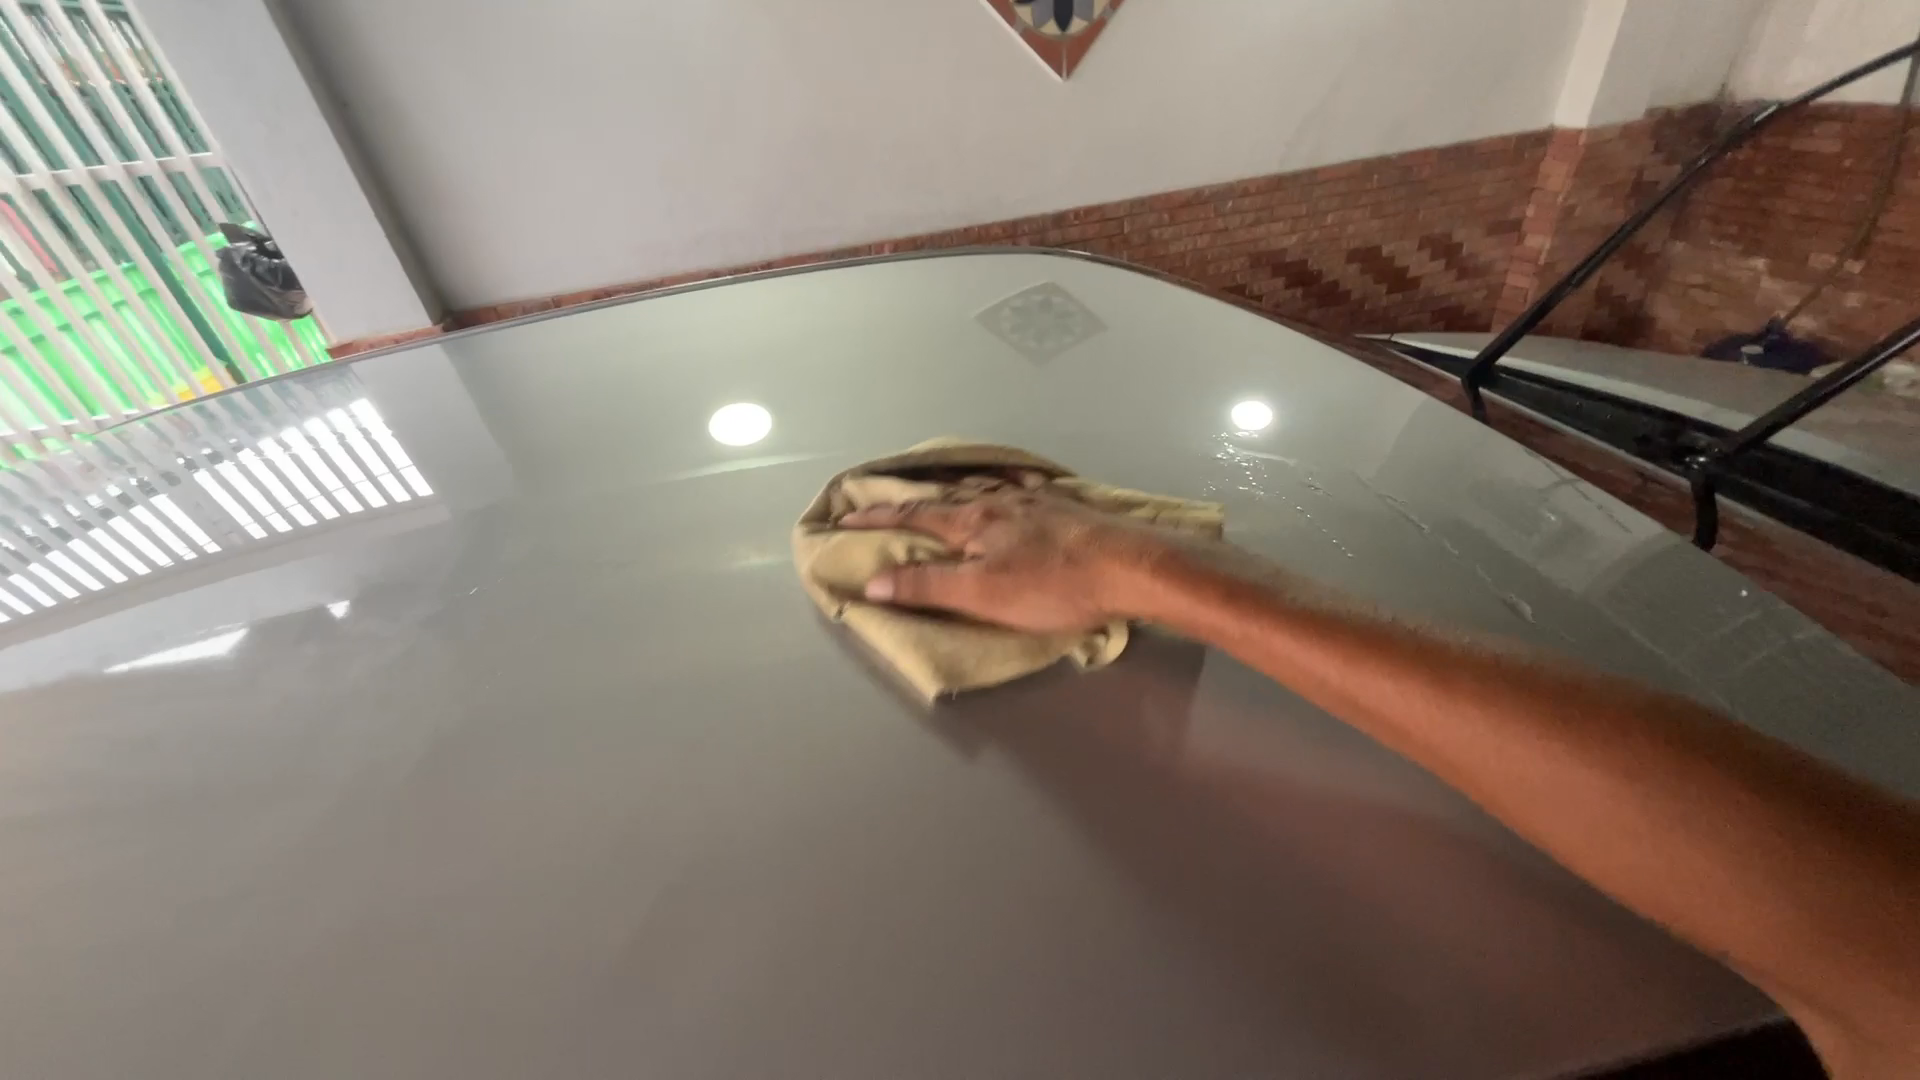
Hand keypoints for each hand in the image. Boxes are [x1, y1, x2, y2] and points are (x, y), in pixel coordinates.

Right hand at [838, 489, 1170, 633]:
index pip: (914, 517)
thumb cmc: (1051, 585)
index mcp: (974, 522)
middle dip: (913, 500)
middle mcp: (1000, 502)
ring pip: (986, 491)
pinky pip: (1025, 492)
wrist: (1128, 566)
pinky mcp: (1066, 508)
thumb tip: (872, 580)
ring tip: (944, 492)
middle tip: (888, 497)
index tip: (846, 518)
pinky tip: (1017, 490)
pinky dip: (1007, 490)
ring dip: (957, 492)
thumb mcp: (981, 595)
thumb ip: (927, 587)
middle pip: (947, 497)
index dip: (878, 519)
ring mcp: (1036, 501)